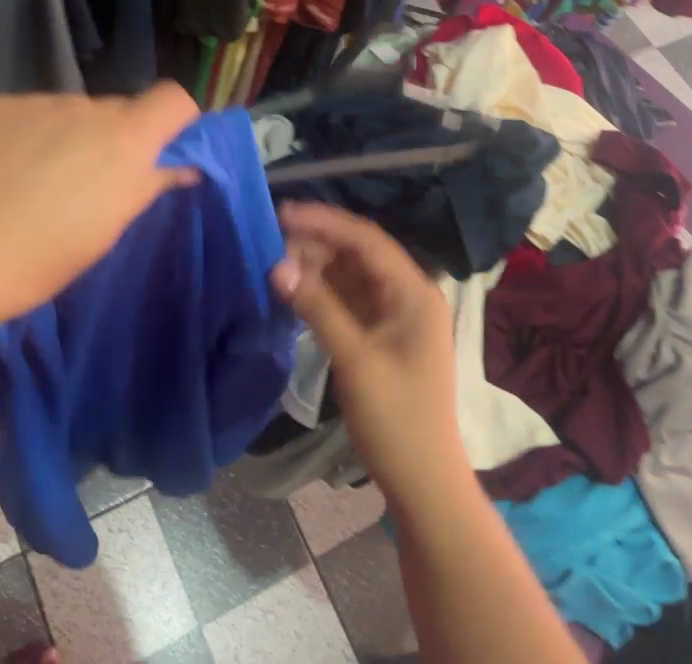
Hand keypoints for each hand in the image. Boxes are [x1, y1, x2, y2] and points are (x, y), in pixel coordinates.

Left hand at [0, 84, 200, 337]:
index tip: (164, 156)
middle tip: (92, 189)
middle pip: (121, 110)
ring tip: (37, 185)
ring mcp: (36, 103)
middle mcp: (84, 109)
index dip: (178, 122)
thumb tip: (179, 166)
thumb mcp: (103, 235)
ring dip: (73, 137)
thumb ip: (145, 188)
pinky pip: (34, 113)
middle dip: (119, 140)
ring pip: (74, 113)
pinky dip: (33, 135)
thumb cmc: (32, 266)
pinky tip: (3, 173)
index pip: (174, 99)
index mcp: (122, 143)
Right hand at [272, 203, 468, 504]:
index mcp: (414, 292)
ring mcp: (394, 316)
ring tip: (273, 262)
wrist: (423, 478)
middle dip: (315, 244)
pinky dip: (321, 293)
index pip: (366, 239)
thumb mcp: (355, 359)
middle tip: (268, 242)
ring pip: (350, 276)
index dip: (324, 222)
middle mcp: (407, 295)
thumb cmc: (396, 417)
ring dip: (315, 267)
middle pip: (358, 254)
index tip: (281, 213)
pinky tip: (291, 290)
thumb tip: (277, 265)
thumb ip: (317, 307)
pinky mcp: (380, 336)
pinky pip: (347, 300)